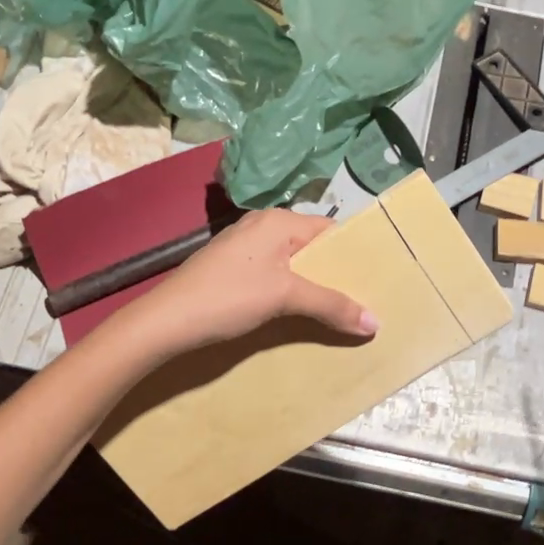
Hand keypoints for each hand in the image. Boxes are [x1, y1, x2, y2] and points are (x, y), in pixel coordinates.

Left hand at [124, 209, 377, 355]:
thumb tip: (376, 323)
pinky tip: (301, 314)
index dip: (354, 254)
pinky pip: (275, 275)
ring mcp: (245, 248)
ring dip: (315, 287)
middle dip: (337, 274)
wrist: (166, 321)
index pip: (330, 230)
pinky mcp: (232, 269)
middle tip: (366, 300)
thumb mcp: (286, 298)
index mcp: (279, 221)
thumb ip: (332, 305)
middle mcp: (263, 226)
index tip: (378, 279)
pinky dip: (292, 292)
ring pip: (294, 264)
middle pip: (313, 248)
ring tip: (341, 311)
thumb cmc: (229, 297)